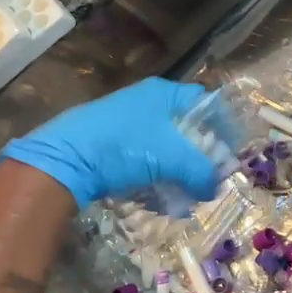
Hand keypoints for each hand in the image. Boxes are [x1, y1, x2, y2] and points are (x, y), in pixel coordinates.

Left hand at [0, 78, 217, 210]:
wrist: (62, 160)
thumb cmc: (125, 146)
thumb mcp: (173, 158)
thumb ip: (202, 171)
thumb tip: (215, 188)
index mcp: (165, 93)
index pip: (206, 103)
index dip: (222, 127)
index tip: (229, 152)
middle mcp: (146, 102)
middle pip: (185, 128)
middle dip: (199, 157)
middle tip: (207, 179)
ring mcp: (124, 122)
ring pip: (163, 147)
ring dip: (176, 172)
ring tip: (181, 196)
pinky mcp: (106, 144)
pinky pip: (141, 159)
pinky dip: (153, 177)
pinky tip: (155, 199)